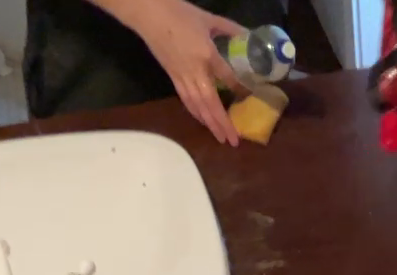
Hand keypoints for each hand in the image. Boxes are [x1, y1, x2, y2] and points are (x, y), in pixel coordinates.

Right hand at [116, 0, 243, 144]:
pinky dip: (196, 113)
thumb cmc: (179, 12)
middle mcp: (195, 71)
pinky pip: (186, 100)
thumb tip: (246, 35)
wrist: (148, 13)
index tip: (248, 98)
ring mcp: (182, 76)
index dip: (238, 88)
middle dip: (222, 123)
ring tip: (221, 137)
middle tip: (233, 140)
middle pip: (211, 102)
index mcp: (207, 54)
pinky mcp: (173, 77)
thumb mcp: (207, 18)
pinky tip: (203, 121)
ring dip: (210, 123)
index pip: (226, 77)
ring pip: (198, 106)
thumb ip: (228, 28)